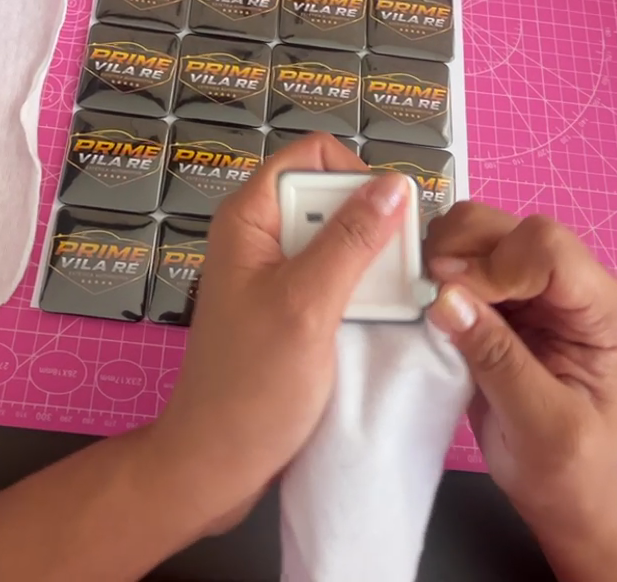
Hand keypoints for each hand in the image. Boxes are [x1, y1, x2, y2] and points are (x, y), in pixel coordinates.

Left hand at [152, 133, 411, 531]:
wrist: (217, 461)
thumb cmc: (254, 382)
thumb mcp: (308, 303)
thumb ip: (350, 239)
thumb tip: (394, 183)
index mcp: (249, 215)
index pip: (310, 155)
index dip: (354, 174)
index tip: (388, 219)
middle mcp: (258, 231)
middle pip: (326, 192)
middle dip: (368, 219)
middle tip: (398, 266)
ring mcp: (270, 268)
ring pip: (333, 234)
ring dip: (368, 257)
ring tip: (396, 293)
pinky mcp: (285, 300)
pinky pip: (329, 271)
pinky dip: (357, 284)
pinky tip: (376, 313)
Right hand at [422, 204, 616, 536]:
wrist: (559, 488)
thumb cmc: (565, 466)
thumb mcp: (541, 425)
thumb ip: (498, 358)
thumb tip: (444, 297)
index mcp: (602, 307)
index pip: (547, 248)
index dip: (494, 265)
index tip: (449, 301)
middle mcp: (570, 279)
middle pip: (508, 226)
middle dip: (461, 253)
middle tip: (429, 297)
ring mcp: (531, 278)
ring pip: (477, 227)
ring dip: (443, 254)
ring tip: (428, 301)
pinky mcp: (497, 285)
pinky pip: (458, 249)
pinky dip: (434, 264)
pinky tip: (427, 299)